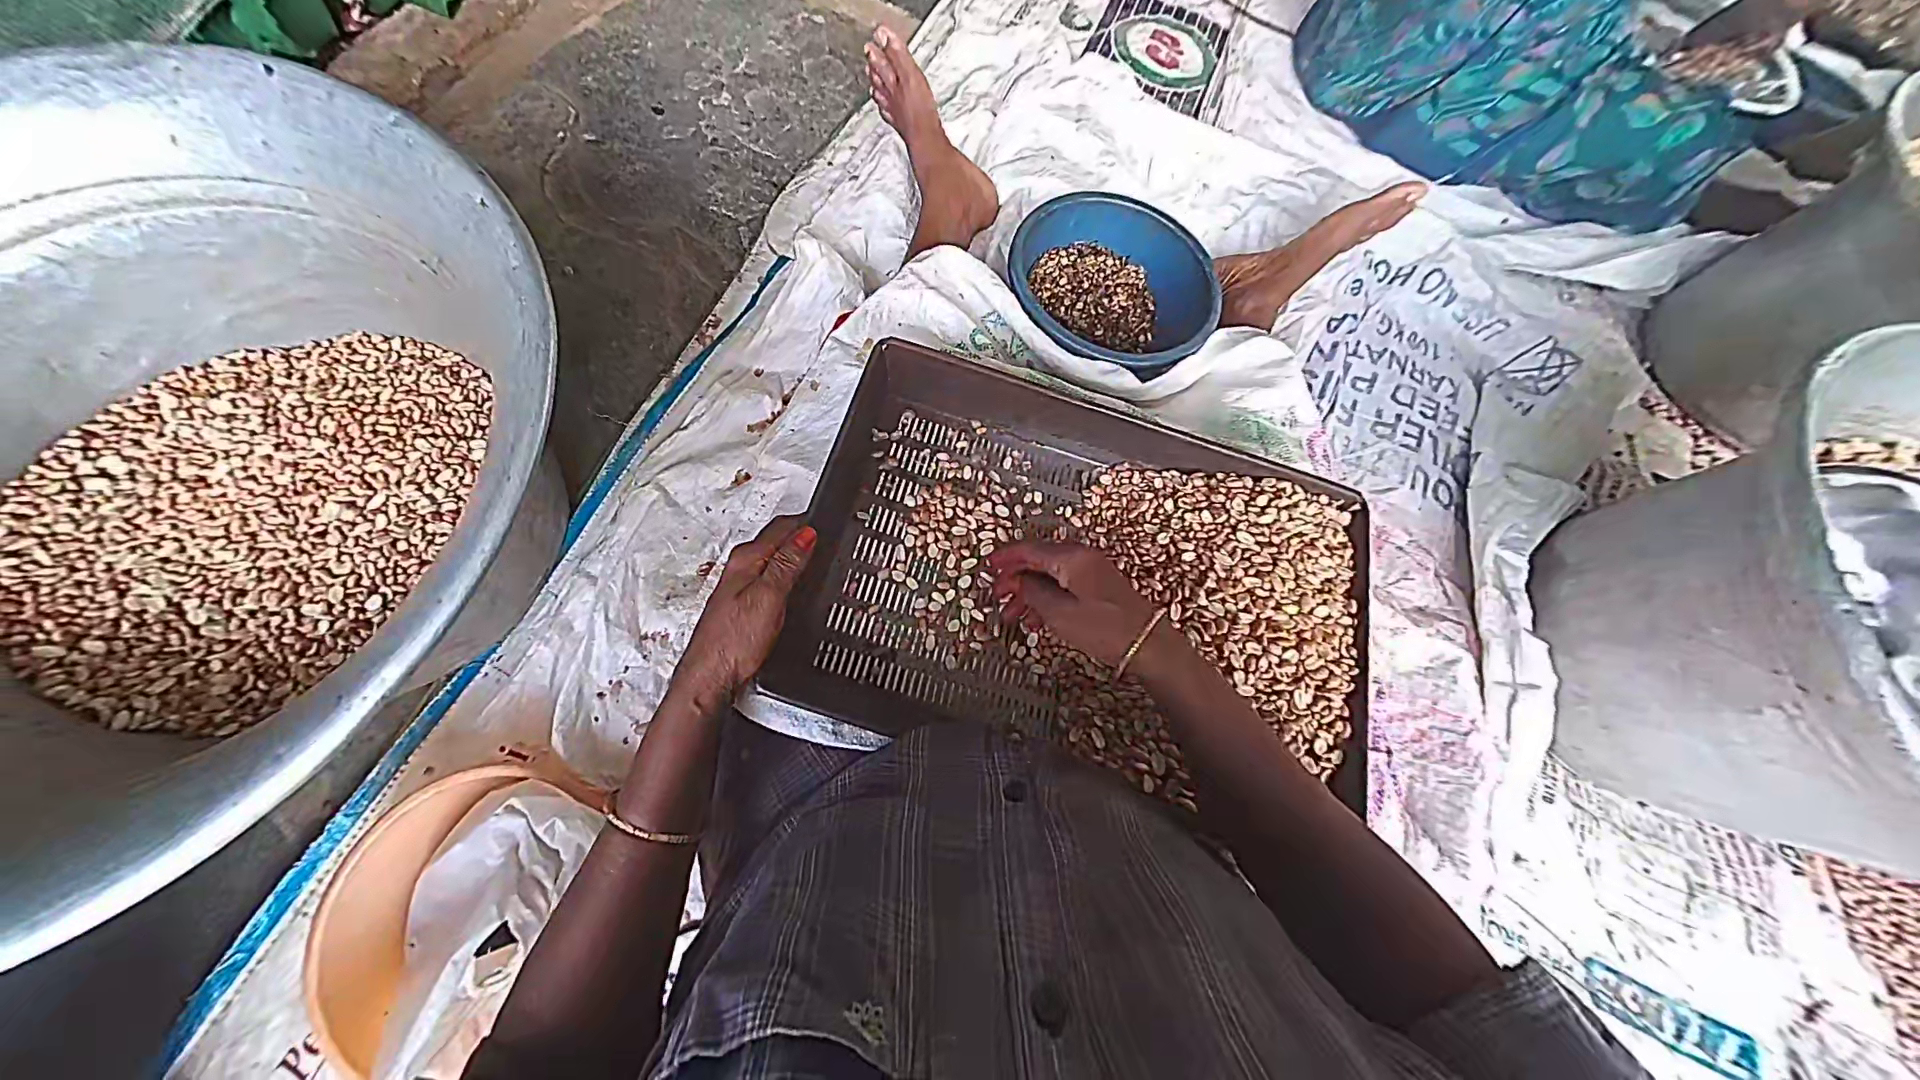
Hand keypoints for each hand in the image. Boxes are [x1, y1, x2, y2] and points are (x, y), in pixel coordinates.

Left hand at [670, 516, 816, 711]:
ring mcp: (739, 587)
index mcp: (745, 560)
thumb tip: (806, 535)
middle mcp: (739, 569)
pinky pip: (769, 578)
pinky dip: (786, 574)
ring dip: (793, 554)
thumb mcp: (769, 597)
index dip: (806, 523)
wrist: (710, 678)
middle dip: (800, 535)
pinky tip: (795, 583)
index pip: (781, 528)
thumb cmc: (733, 642)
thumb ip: (788, 564)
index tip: (827, 523)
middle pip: (775, 540)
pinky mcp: (743, 605)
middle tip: (825, 534)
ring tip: (815, 553)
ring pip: (772, 559)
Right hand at [987, 541, 1161, 667]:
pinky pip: (1064, 584)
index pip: (1029, 550)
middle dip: (1015, 579)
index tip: (990, 565)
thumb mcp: (1059, 614)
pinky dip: (1047, 597)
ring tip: (1015, 615)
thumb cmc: (1106, 629)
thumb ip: (1033, 593)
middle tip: (999, 596)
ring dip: (1029, 592)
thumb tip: (1018, 582)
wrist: (1147, 644)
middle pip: (1038, 561)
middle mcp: (1082, 557)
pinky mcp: (1099, 585)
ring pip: (1050, 574)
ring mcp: (1092, 570)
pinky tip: (1038, 618)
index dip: (1006, 558)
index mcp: (1071, 558)